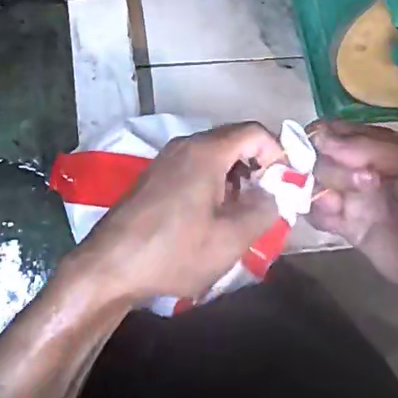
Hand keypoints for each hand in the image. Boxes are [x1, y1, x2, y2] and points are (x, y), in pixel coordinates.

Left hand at [64, 122, 285, 302]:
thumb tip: (277, 194)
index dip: (278, 153)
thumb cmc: (173, 251)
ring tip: (246, 209)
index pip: (254, 132)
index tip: (288, 183)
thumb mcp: (229, 239)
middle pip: (235, 138)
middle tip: (271, 197)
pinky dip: (216, 178)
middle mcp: (186, 144)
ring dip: (237, 174)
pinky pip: (196, 164)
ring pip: (215, 152)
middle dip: (259, 164)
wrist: (110, 265)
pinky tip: (215, 213)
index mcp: (206, 151)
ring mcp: (168, 158)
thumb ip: (263, 211)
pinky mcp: (157, 174)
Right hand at [308, 121, 397, 309]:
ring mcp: (356, 198)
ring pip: (317, 183)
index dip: (321, 135)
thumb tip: (320, 138)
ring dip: (316, 188)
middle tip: (356, 183)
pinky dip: (317, 212)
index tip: (316, 147)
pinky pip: (319, 213)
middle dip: (324, 164)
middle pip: (321, 155)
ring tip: (339, 205)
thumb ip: (369, 148)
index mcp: (382, 146)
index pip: (337, 130)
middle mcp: (363, 167)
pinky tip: (334, 219)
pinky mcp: (350, 228)